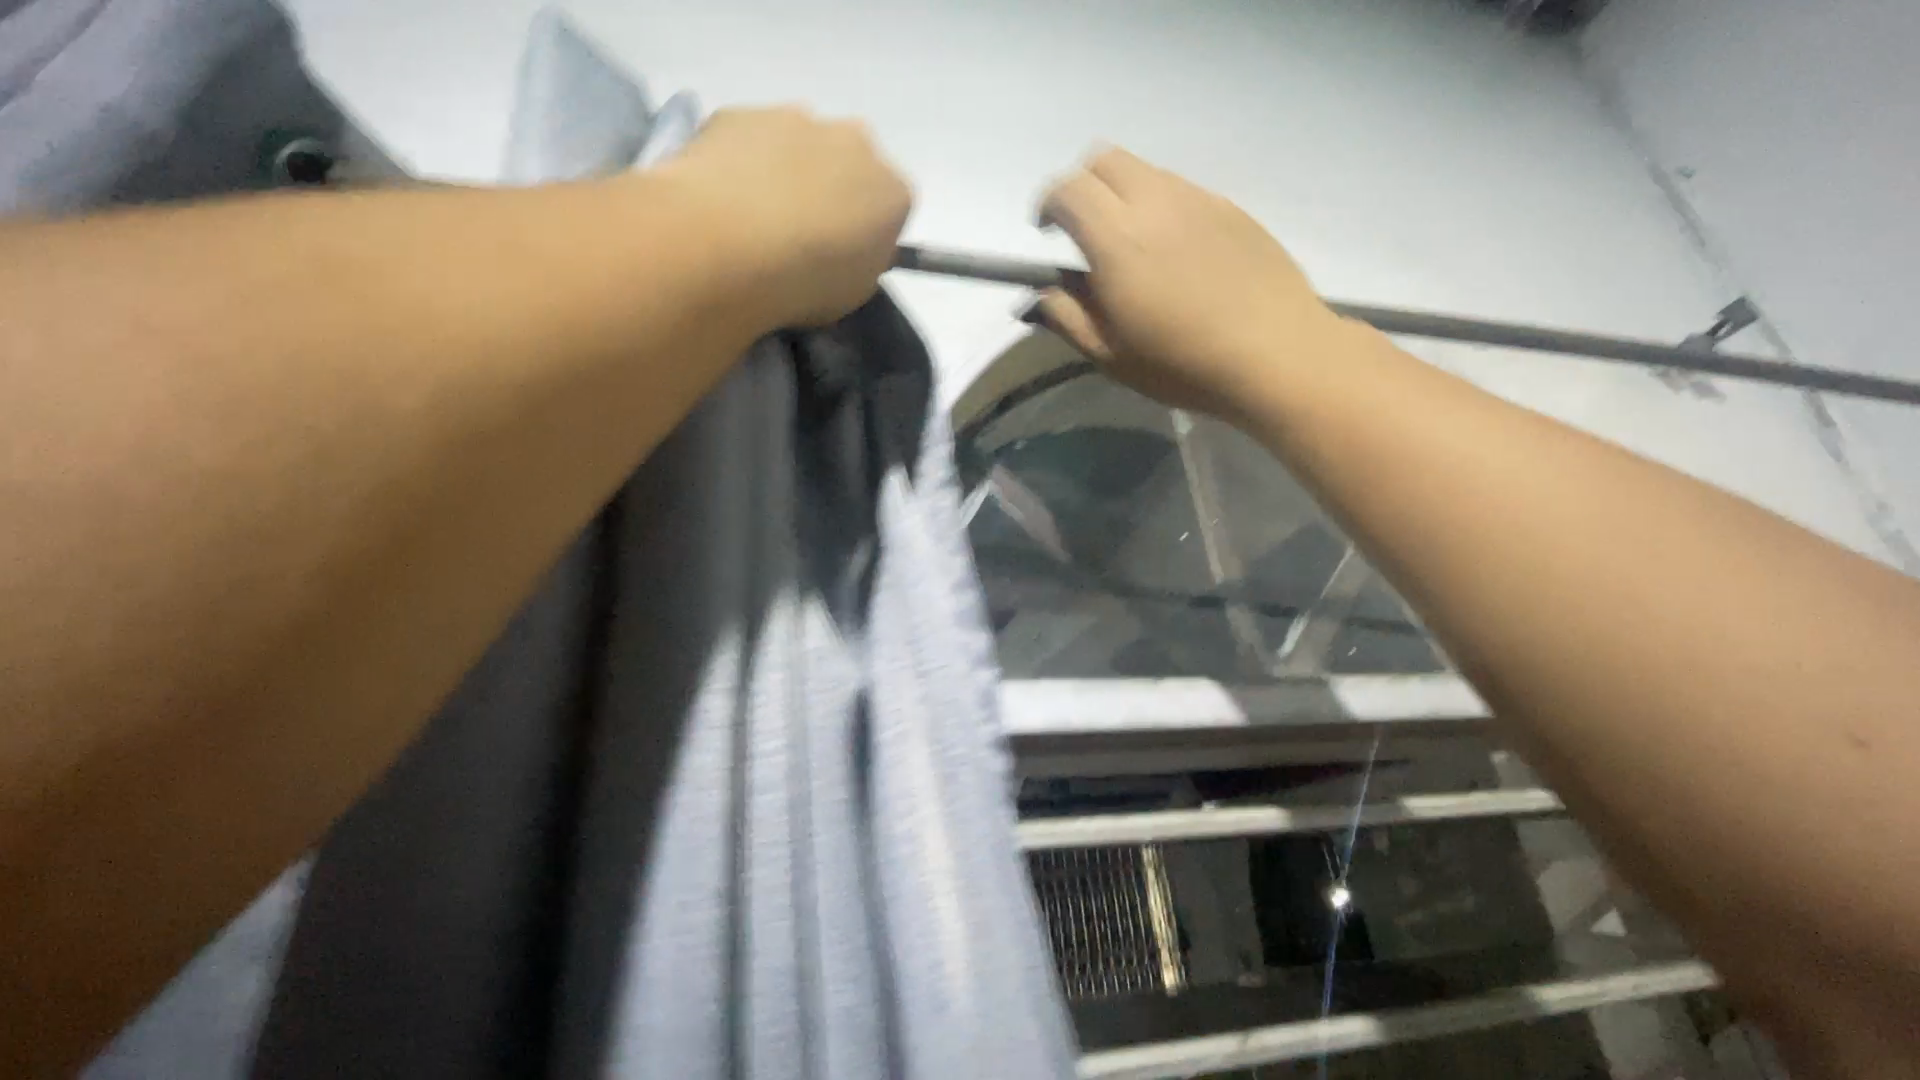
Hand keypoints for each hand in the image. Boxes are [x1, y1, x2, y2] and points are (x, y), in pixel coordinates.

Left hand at [665, 106, 910, 327]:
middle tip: (799, 232)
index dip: (867, 231)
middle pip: (849, 163)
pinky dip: (739, 161)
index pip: (891, 207)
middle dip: (830, 189)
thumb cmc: (805, 281)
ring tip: (752, 216)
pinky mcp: (742, 112)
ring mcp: (797, 119)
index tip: (843, 254)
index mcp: (892, 191)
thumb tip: (849, 249)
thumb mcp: (853, 292)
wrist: (727, 246)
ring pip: (798, 143)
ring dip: (785, 169)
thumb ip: (861, 261)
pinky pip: (749, 138)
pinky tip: (720, 198)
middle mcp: (855, 142)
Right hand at [1031, 147, 1349, 419]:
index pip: (1067, 190)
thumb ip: (1066, 316)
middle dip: (1083, 188)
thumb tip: (1039, 294)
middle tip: (1084, 232)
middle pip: (1104, 161)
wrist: (1277, 354)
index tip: (1046, 235)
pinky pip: (1182, 190)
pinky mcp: (1231, 209)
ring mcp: (1198, 199)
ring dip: (1124, 196)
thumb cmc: (1183, 364)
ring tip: (1133, 247)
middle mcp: (1155, 203)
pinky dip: (1162, 208)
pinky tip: (1177, 256)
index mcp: (1116, 239)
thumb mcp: (1110, 354)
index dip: (1047, 205)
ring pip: (1146, 172)